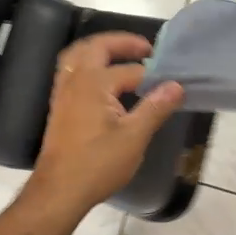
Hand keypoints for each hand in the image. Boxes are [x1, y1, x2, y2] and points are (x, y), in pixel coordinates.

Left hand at [24, 32, 184, 219]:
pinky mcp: (59, 105)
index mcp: (95, 82)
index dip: (154, 76)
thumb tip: (176, 85)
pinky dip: (88, 64)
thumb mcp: (134, 137)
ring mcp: (64, 91)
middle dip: (122, 43)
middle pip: (97, 46)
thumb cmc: (98, 164)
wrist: (59, 191)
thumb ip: (155, 107)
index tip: (173, 83)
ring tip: (122, 57)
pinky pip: (71, 70)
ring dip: (101, 50)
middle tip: (146, 49)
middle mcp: (76, 79)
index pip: (131, 71)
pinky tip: (102, 80)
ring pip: (78, 55)